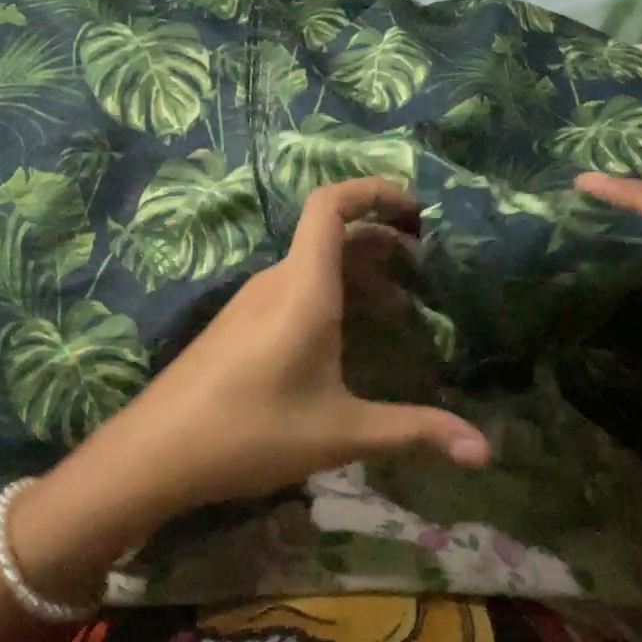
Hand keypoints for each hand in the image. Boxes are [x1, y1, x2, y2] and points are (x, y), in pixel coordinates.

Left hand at [53, 178, 491, 533]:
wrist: (155, 451)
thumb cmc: (251, 431)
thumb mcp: (341, 432)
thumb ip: (414, 432)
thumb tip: (485, 452)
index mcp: (303, 286)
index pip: (331, 204)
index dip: (373, 189)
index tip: (418, 208)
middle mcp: (277, 280)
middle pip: (331, 233)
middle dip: (383, 239)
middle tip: (429, 267)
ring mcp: (253, 299)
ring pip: (313, 262)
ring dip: (359, 270)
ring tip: (403, 305)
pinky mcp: (239, 321)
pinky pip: (294, 285)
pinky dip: (332, 290)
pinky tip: (351, 335)